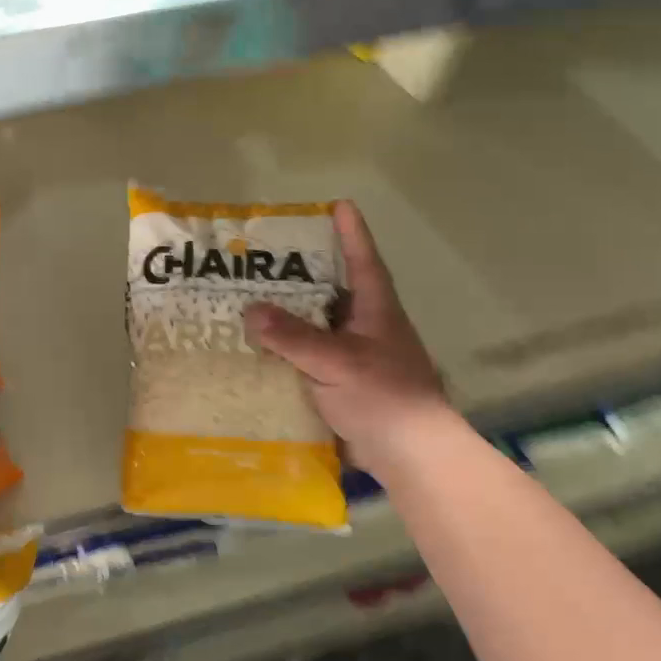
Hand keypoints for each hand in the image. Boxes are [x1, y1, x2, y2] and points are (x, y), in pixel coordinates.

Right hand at [244, 200, 454, 473]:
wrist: (409, 455)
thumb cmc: (382, 396)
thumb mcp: (334, 360)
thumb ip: (292, 335)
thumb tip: (250, 310)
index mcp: (377, 312)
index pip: (363, 262)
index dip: (351, 233)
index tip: (340, 205)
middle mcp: (368, 329)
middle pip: (334, 292)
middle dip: (304, 276)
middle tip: (268, 260)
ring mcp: (357, 359)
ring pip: (318, 328)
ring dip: (290, 317)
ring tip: (250, 302)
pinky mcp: (345, 387)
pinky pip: (309, 360)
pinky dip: (287, 353)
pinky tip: (259, 353)